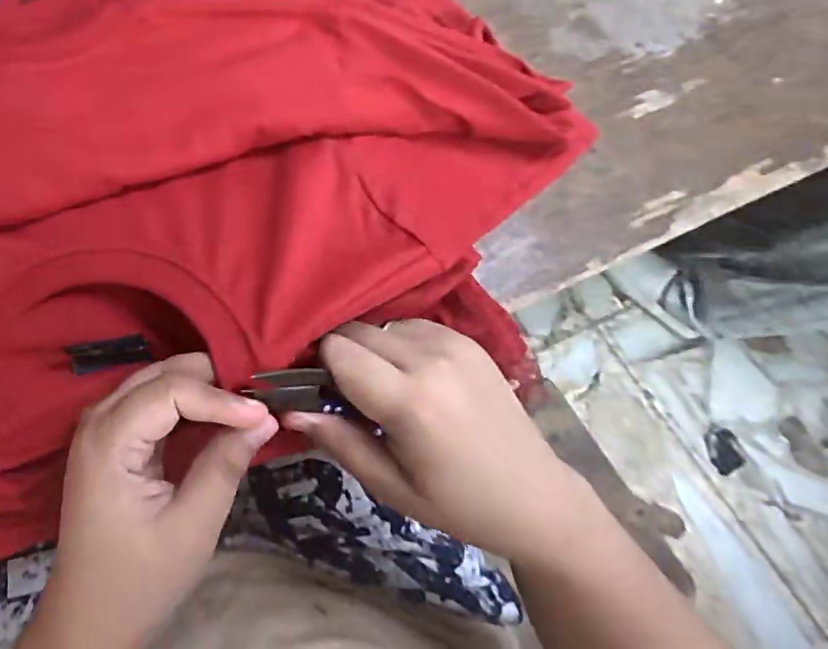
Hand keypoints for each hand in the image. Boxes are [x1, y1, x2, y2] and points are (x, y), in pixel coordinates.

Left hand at [21, 353, 277, 648]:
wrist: (89, 617)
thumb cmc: (139, 580)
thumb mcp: (190, 528)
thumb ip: (224, 465)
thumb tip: (264, 418)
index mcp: (108, 440)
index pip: (170, 391)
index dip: (219, 397)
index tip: (263, 411)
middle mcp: (97, 418)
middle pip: (161, 375)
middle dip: (212, 381)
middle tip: (257, 399)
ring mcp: (100, 424)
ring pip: (157, 380)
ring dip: (201, 387)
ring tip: (244, 404)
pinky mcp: (110, 435)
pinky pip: (150, 399)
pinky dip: (186, 402)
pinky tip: (216, 414)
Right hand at [285, 320, 591, 564]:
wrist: (538, 498)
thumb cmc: (458, 504)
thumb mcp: (391, 486)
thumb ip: (339, 441)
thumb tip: (289, 412)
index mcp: (411, 400)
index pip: (337, 350)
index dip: (322, 368)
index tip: (324, 393)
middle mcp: (430, 359)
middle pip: (355, 331)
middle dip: (342, 355)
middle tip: (352, 394)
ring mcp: (452, 342)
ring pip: (380, 325)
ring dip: (370, 348)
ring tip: (386, 386)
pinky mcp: (466, 338)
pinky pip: (409, 324)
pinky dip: (398, 344)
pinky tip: (414, 376)